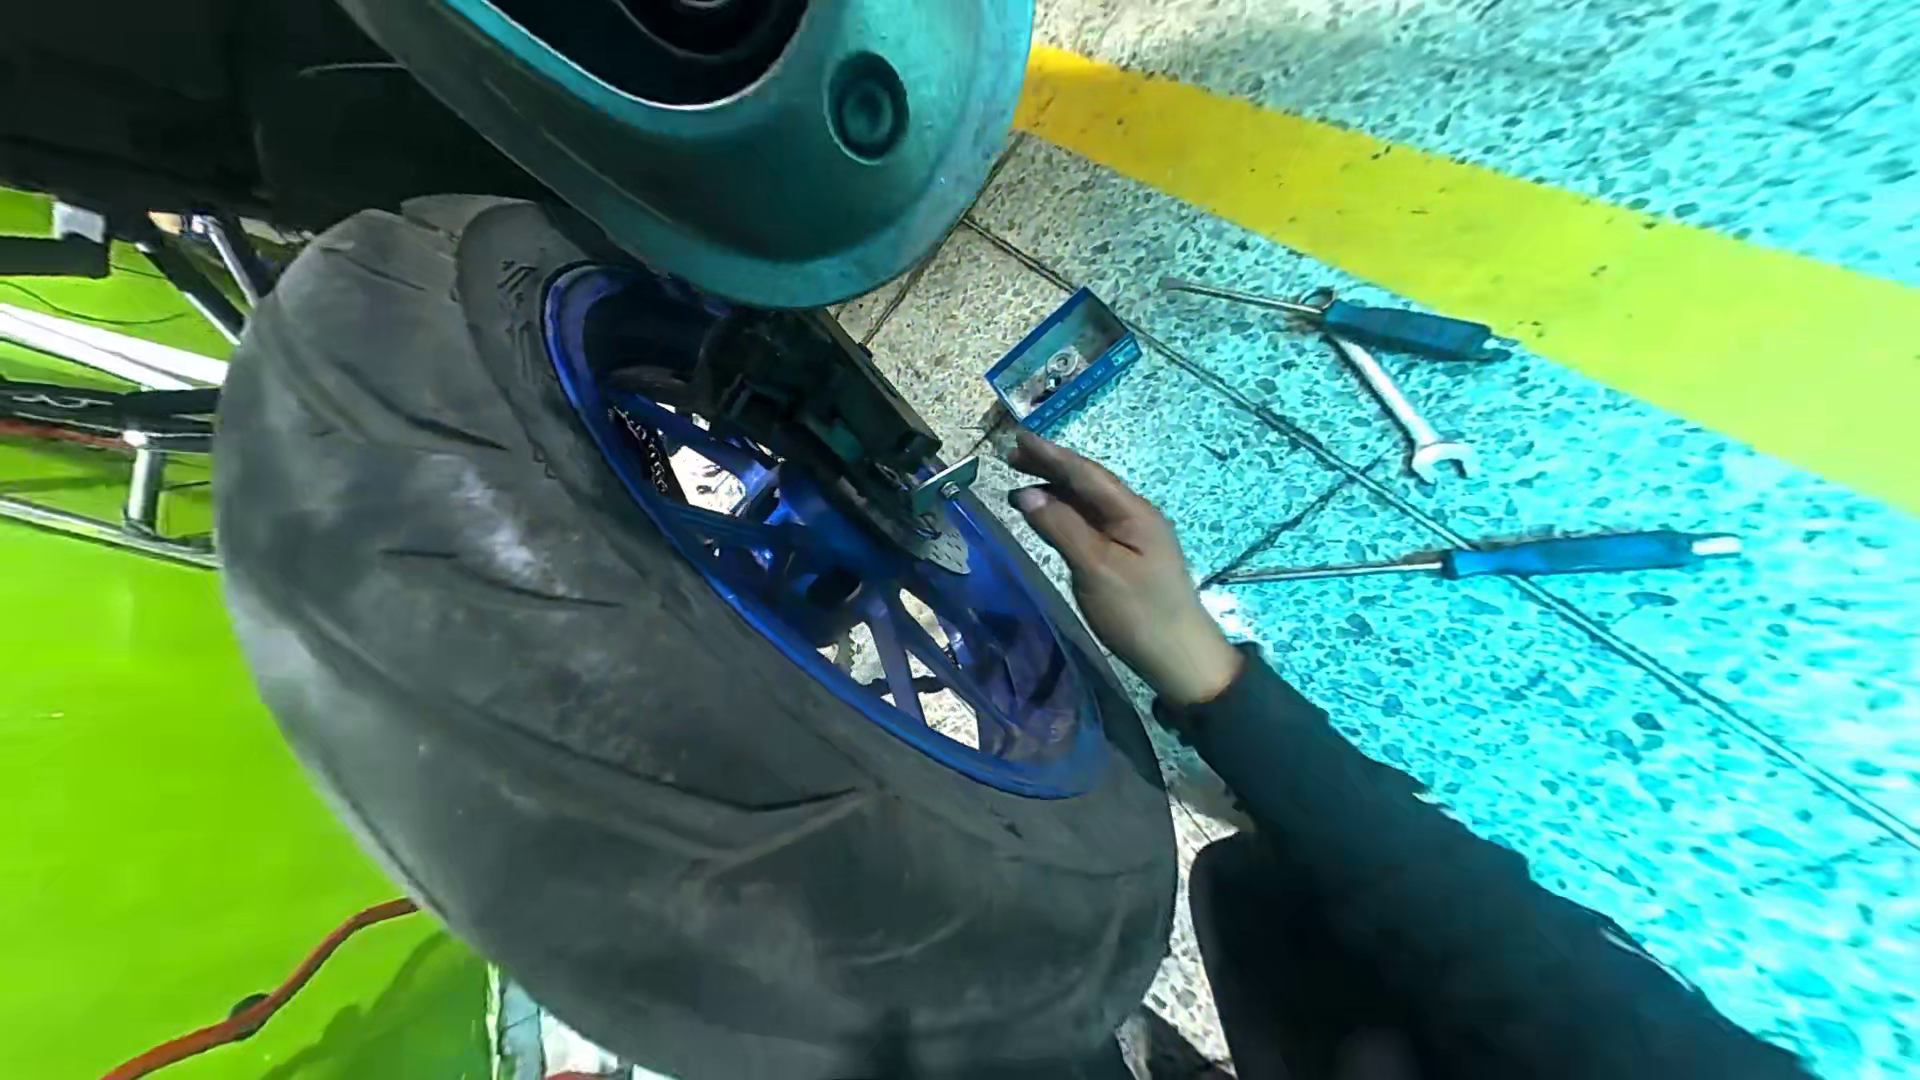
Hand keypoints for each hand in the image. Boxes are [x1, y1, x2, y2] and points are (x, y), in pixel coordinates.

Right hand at [1007, 431, 1242, 705]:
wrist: (1179, 656)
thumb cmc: (1137, 612)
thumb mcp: (1096, 568)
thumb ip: (1062, 527)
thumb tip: (1027, 494)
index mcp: (1132, 512)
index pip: (1086, 474)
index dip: (1050, 455)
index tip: (1018, 438)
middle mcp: (1134, 515)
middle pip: (1088, 483)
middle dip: (1051, 467)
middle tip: (1012, 456)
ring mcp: (1133, 535)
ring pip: (1089, 502)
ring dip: (1056, 489)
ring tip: (1022, 481)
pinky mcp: (1127, 554)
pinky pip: (1091, 521)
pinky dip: (1065, 513)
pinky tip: (1048, 515)